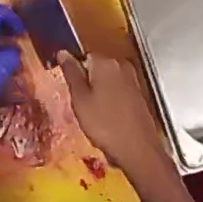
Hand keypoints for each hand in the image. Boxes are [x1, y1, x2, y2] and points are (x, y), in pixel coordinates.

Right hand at [58, 52, 171, 178]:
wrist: (136, 149)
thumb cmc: (104, 124)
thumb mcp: (80, 99)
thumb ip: (71, 73)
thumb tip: (63, 53)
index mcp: (105, 63)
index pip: (83, 56)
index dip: (74, 73)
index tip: (72, 90)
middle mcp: (122, 66)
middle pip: (96, 67)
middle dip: (87, 82)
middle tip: (81, 104)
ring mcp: (133, 80)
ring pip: (107, 80)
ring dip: (98, 92)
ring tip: (94, 113)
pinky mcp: (138, 94)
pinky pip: (117, 90)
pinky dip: (110, 100)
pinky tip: (107, 117)